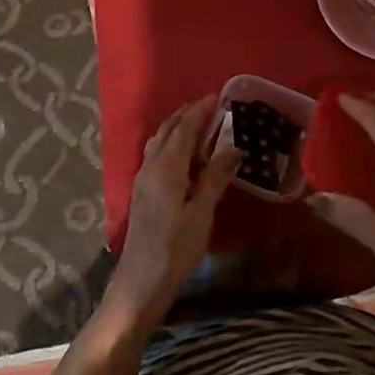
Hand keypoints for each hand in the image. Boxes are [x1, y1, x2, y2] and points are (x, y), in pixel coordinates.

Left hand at [104, 95, 237, 331]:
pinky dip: (170, 145)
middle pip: (167, 131)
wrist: (142, 277)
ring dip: (176, 129)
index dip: (199, 111)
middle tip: (208, 105)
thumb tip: (232, 147)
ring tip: (197, 124)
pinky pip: (156, 156)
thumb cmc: (176, 246)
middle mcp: (150, 167)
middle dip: (186, 115)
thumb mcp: (202, 212)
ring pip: (158, 143)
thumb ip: (214, 177)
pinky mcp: (142, 192)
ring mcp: (142, 179)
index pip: (183, 129)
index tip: (215, 97)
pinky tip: (182, 155)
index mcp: (166, 167)